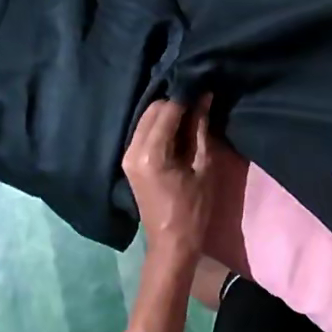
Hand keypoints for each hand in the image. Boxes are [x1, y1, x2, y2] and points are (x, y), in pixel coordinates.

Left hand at [122, 96, 219, 261]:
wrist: (171, 244)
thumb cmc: (193, 211)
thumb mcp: (203, 168)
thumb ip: (201, 130)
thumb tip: (204, 96)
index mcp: (150, 153)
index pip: (167, 109)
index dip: (186, 96)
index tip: (203, 86)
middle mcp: (131, 149)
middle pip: (152, 109)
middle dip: (175, 101)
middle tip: (199, 99)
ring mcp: (127, 155)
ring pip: (146, 118)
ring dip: (167, 112)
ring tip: (192, 112)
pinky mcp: (129, 161)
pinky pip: (143, 131)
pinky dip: (160, 125)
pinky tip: (179, 127)